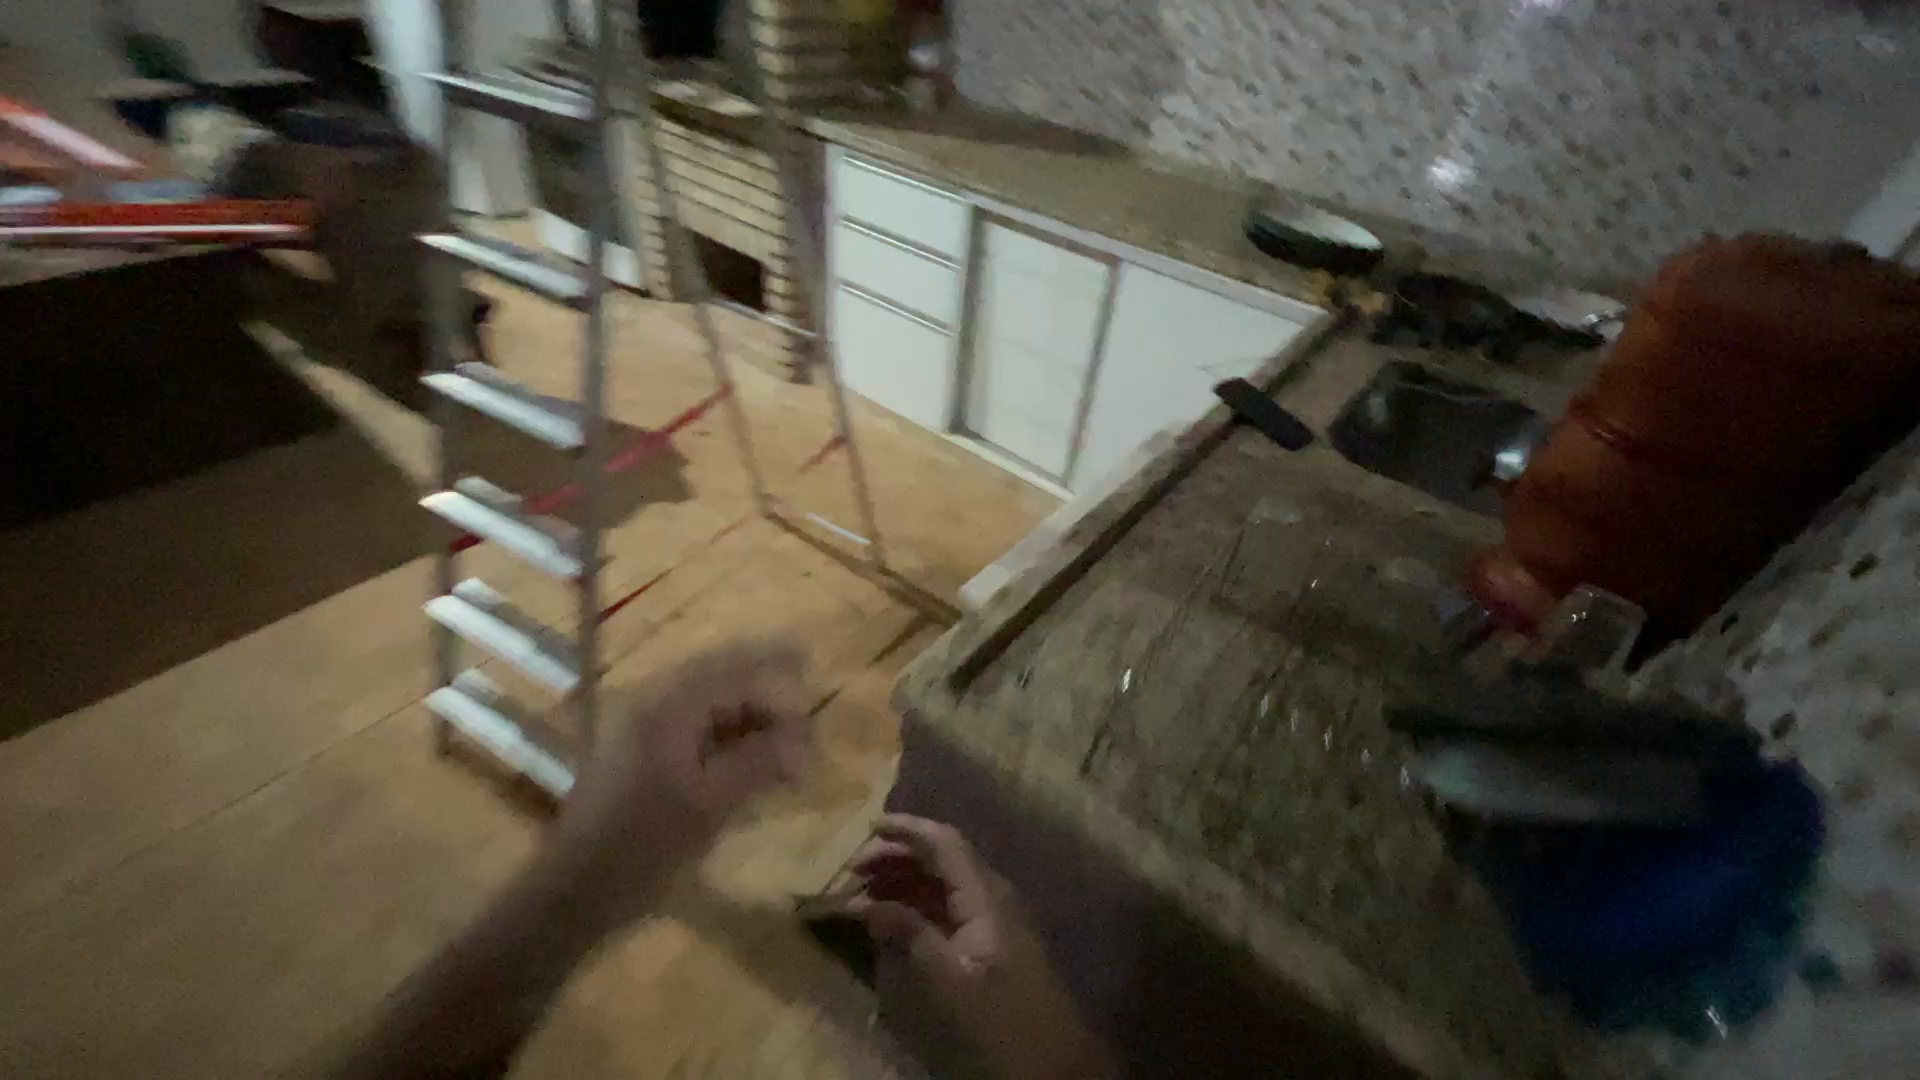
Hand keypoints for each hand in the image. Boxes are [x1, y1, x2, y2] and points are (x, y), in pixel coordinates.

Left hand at [541, 640, 811, 933]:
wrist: (571, 895)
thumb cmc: (643, 848)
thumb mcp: (710, 806)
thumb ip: (758, 761)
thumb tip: (801, 738)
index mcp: (669, 710)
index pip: (736, 673)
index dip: (779, 680)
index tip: (813, 690)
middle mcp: (654, 706)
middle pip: (721, 673)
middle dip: (765, 676)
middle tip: (804, 675)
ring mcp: (643, 729)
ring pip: (709, 698)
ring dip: (749, 705)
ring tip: (786, 726)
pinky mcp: (640, 755)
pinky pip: (695, 724)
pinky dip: (728, 729)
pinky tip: (752, 750)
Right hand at [846, 815, 1115, 1079]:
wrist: (1053, 1059)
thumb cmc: (1001, 1017)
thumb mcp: (949, 979)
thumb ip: (909, 935)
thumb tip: (865, 905)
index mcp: (984, 893)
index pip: (944, 841)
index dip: (907, 828)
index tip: (869, 826)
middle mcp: (990, 893)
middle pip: (941, 857)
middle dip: (898, 855)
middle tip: (855, 870)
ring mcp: (992, 915)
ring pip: (943, 880)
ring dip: (905, 879)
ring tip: (865, 893)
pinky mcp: (989, 938)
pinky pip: (949, 904)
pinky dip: (918, 903)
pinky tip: (893, 918)